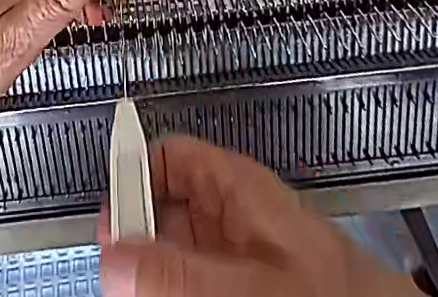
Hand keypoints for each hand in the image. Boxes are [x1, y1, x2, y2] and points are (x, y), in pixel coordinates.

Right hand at [99, 136, 419, 296]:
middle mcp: (229, 212)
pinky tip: (165, 294)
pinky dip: (170, 286)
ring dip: (150, 272)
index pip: (171, 156)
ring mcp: (231, 248)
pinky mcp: (232, 276)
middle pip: (160, 207)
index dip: (134, 178)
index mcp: (236, 187)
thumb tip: (116, 255)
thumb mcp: (248, 281)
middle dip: (135, 239)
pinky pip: (187, 275)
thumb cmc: (331, 291)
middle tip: (122, 279)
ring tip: (142, 289)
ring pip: (169, 248)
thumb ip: (180, 270)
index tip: (106, 220)